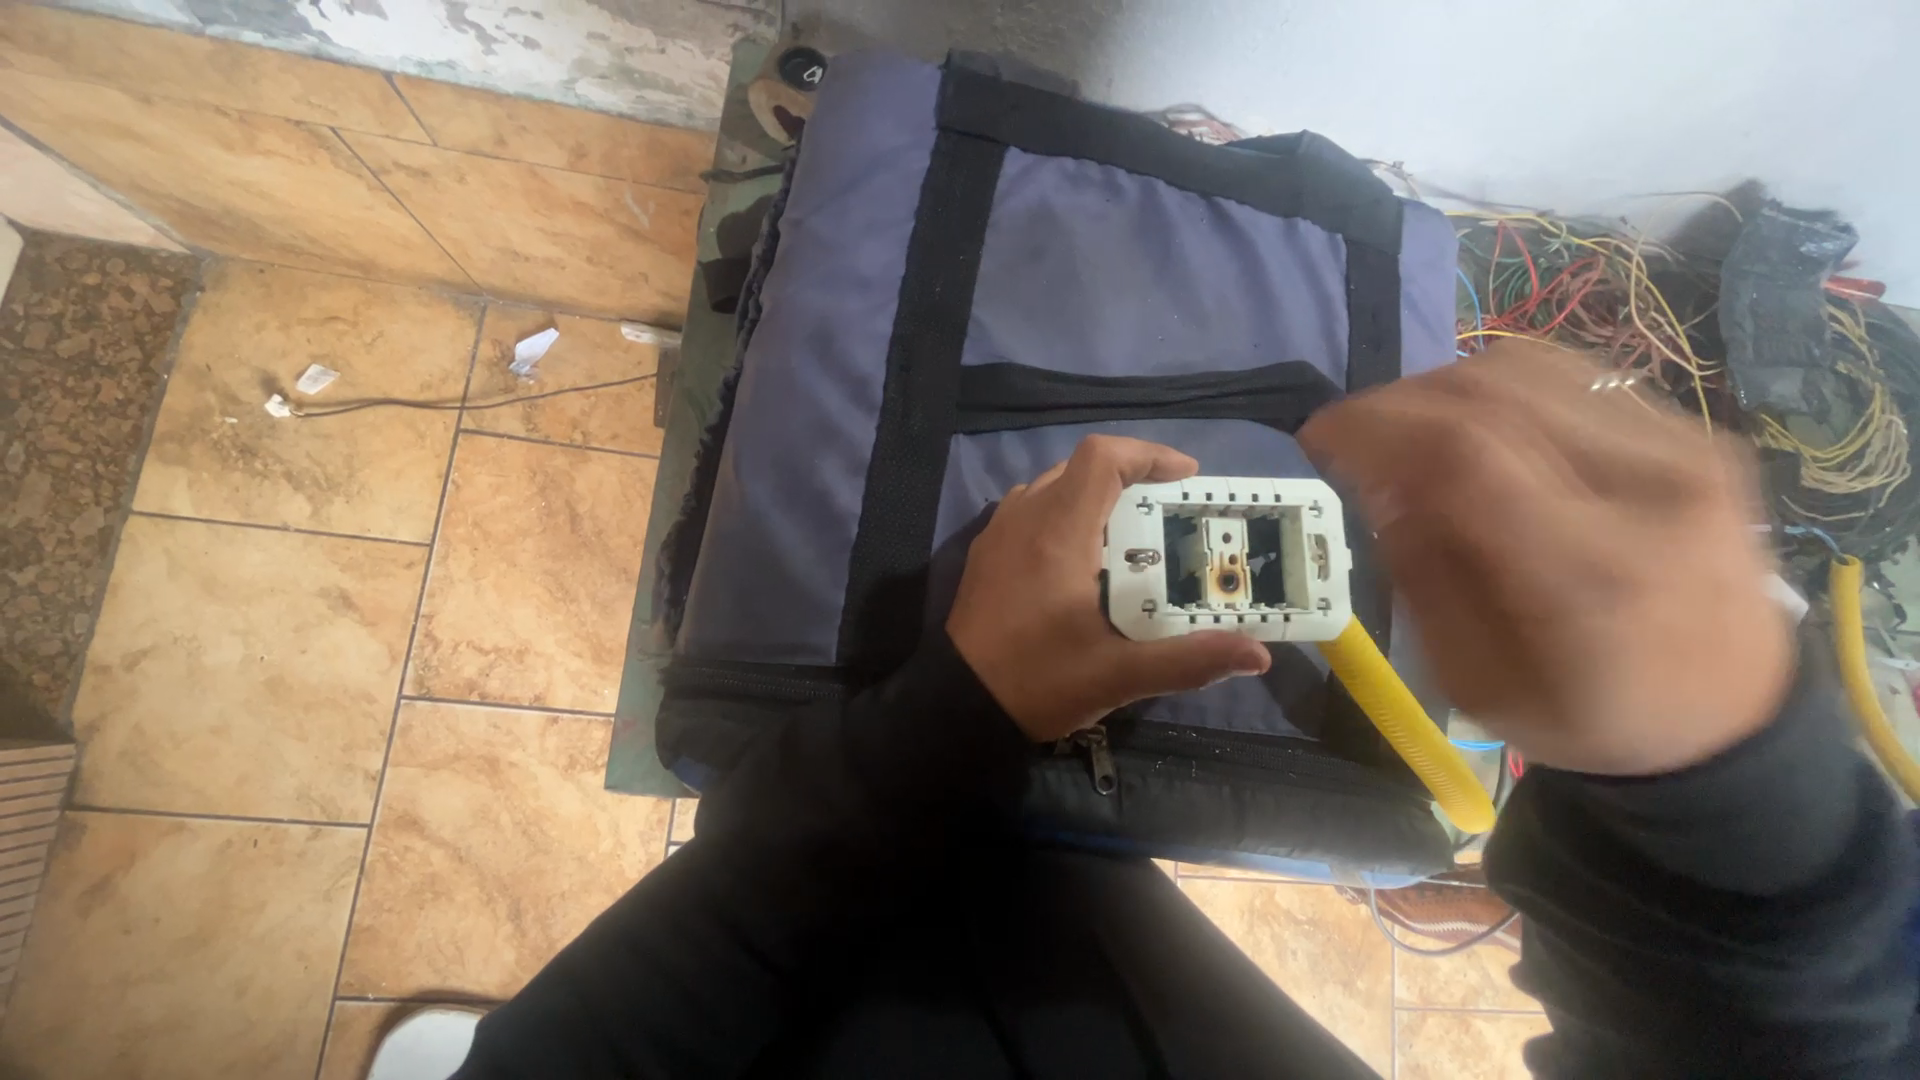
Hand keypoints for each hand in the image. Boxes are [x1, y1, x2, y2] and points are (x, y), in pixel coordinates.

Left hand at [947, 435, 1272, 742]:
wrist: (956, 705)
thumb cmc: (1038, 682)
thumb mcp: (1119, 676)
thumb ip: (1189, 660)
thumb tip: (1257, 654)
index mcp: (1058, 533)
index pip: (1101, 458)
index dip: (1148, 454)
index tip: (1185, 478)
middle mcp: (1024, 519)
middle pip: (1079, 468)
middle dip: (1128, 478)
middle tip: (1165, 513)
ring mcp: (997, 534)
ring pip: (1050, 487)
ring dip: (1092, 496)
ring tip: (1126, 535)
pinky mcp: (984, 555)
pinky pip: (1028, 511)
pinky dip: (1061, 514)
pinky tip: (1078, 560)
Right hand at [1299, 341, 1791, 775]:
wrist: (1725, 717)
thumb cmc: (1583, 714)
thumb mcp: (1470, 677)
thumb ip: (1420, 572)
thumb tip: (1377, 482)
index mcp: (1589, 572)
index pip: (1462, 452)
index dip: (1372, 429)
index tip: (1315, 440)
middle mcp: (1648, 490)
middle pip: (1488, 395)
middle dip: (1390, 405)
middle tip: (1344, 437)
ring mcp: (1683, 449)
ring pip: (1523, 368)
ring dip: (1435, 389)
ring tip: (1398, 431)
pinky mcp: (1690, 433)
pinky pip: (1565, 373)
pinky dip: (1490, 386)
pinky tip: (1463, 422)